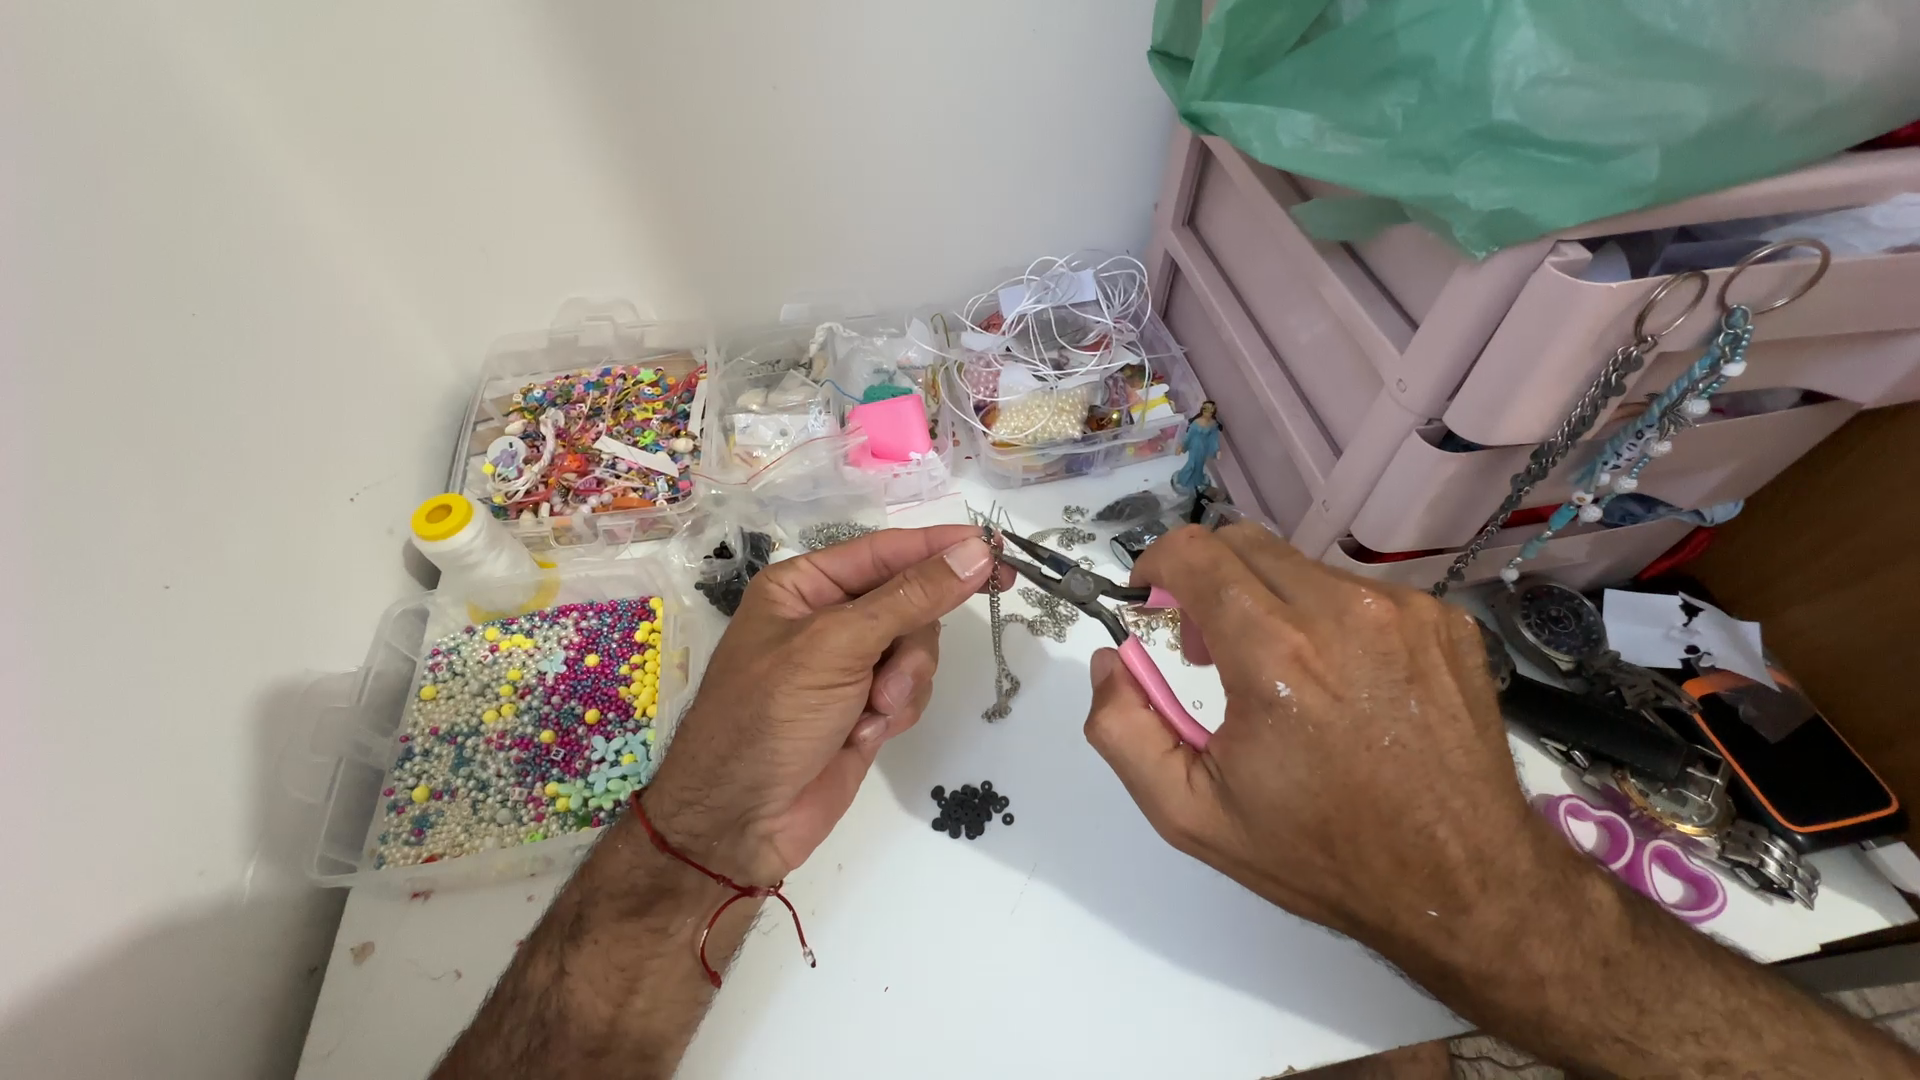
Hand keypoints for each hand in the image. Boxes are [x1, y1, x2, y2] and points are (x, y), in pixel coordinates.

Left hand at [642, 525, 998, 883]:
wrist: (742, 821)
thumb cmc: (772, 715)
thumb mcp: (838, 645)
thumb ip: (912, 597)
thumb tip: (975, 552)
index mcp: (805, 585)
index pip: (886, 551)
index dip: (939, 548)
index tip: (994, 547)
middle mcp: (828, 618)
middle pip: (910, 602)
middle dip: (911, 642)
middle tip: (899, 674)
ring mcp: (849, 665)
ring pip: (917, 649)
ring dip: (903, 682)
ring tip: (873, 711)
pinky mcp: (867, 705)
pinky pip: (912, 687)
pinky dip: (899, 709)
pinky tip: (867, 732)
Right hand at [1083, 523, 1546, 950]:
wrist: (1464, 885)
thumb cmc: (1316, 851)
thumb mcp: (1188, 812)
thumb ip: (1121, 730)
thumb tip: (1110, 660)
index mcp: (1274, 654)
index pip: (1194, 552)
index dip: (1156, 563)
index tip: (1152, 600)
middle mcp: (1342, 612)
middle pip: (1242, 544)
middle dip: (1205, 580)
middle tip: (1211, 648)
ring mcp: (1404, 611)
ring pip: (1299, 566)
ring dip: (1267, 601)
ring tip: (1282, 673)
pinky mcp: (1444, 621)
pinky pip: (1356, 591)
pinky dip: (1327, 618)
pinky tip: (1343, 682)